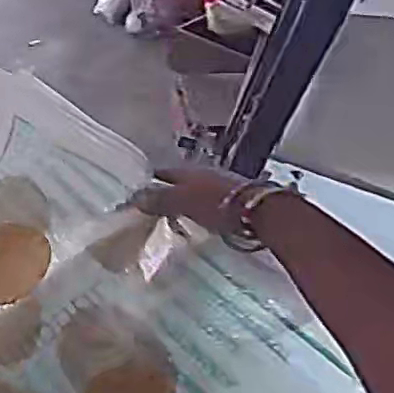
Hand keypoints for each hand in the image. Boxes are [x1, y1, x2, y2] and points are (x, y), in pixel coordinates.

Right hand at [132, 165, 250, 235]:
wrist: (260, 211)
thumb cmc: (216, 203)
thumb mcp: (181, 201)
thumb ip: (158, 199)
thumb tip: (134, 198)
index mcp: (188, 171)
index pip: (162, 173)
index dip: (150, 181)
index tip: (138, 193)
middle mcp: (204, 175)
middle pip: (179, 183)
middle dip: (167, 192)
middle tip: (153, 206)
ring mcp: (221, 187)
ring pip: (195, 193)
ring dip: (184, 202)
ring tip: (173, 216)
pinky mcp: (234, 201)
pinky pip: (209, 205)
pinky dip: (199, 211)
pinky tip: (197, 221)